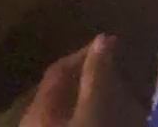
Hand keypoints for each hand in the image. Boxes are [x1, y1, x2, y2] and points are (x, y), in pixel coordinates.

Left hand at [19, 35, 144, 126]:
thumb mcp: (96, 110)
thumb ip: (98, 73)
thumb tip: (102, 39)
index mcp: (38, 113)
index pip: (58, 71)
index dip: (85, 53)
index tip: (115, 45)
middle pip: (59, 93)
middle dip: (89, 78)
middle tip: (119, 72)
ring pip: (64, 116)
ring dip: (89, 102)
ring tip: (118, 100)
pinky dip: (88, 120)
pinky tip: (105, 121)